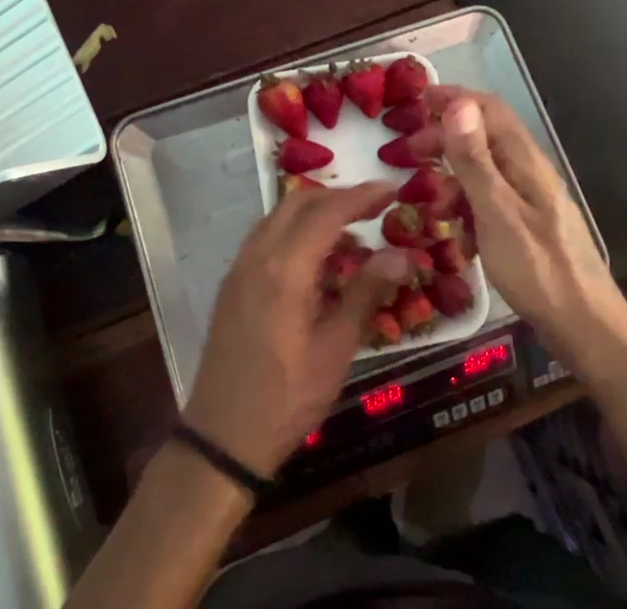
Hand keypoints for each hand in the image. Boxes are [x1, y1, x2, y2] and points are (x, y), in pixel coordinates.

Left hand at [182, 182, 407, 476]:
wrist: (222, 437)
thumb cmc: (287, 398)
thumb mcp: (336, 348)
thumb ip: (366, 293)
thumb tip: (403, 255)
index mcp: (283, 269)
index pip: (327, 213)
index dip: (362, 197)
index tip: (393, 190)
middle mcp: (256, 257)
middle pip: (297, 203)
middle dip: (338, 197)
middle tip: (376, 208)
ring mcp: (238, 270)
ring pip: (278, 218)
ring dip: (315, 214)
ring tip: (355, 236)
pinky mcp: (232, 286)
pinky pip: (266, 240)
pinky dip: (295, 234)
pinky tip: (320, 262)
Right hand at [419, 87, 620, 339]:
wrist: (584, 326)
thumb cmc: (538, 269)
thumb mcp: (496, 213)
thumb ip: (475, 160)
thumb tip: (457, 104)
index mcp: (525, 162)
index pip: (488, 110)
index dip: (452, 99)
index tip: (414, 101)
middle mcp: (530, 173)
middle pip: (484, 139)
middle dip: (444, 142)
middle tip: (407, 155)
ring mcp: (531, 202)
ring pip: (485, 175)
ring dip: (454, 183)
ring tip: (431, 209)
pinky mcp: (528, 228)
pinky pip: (491, 206)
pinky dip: (469, 213)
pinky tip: (459, 241)